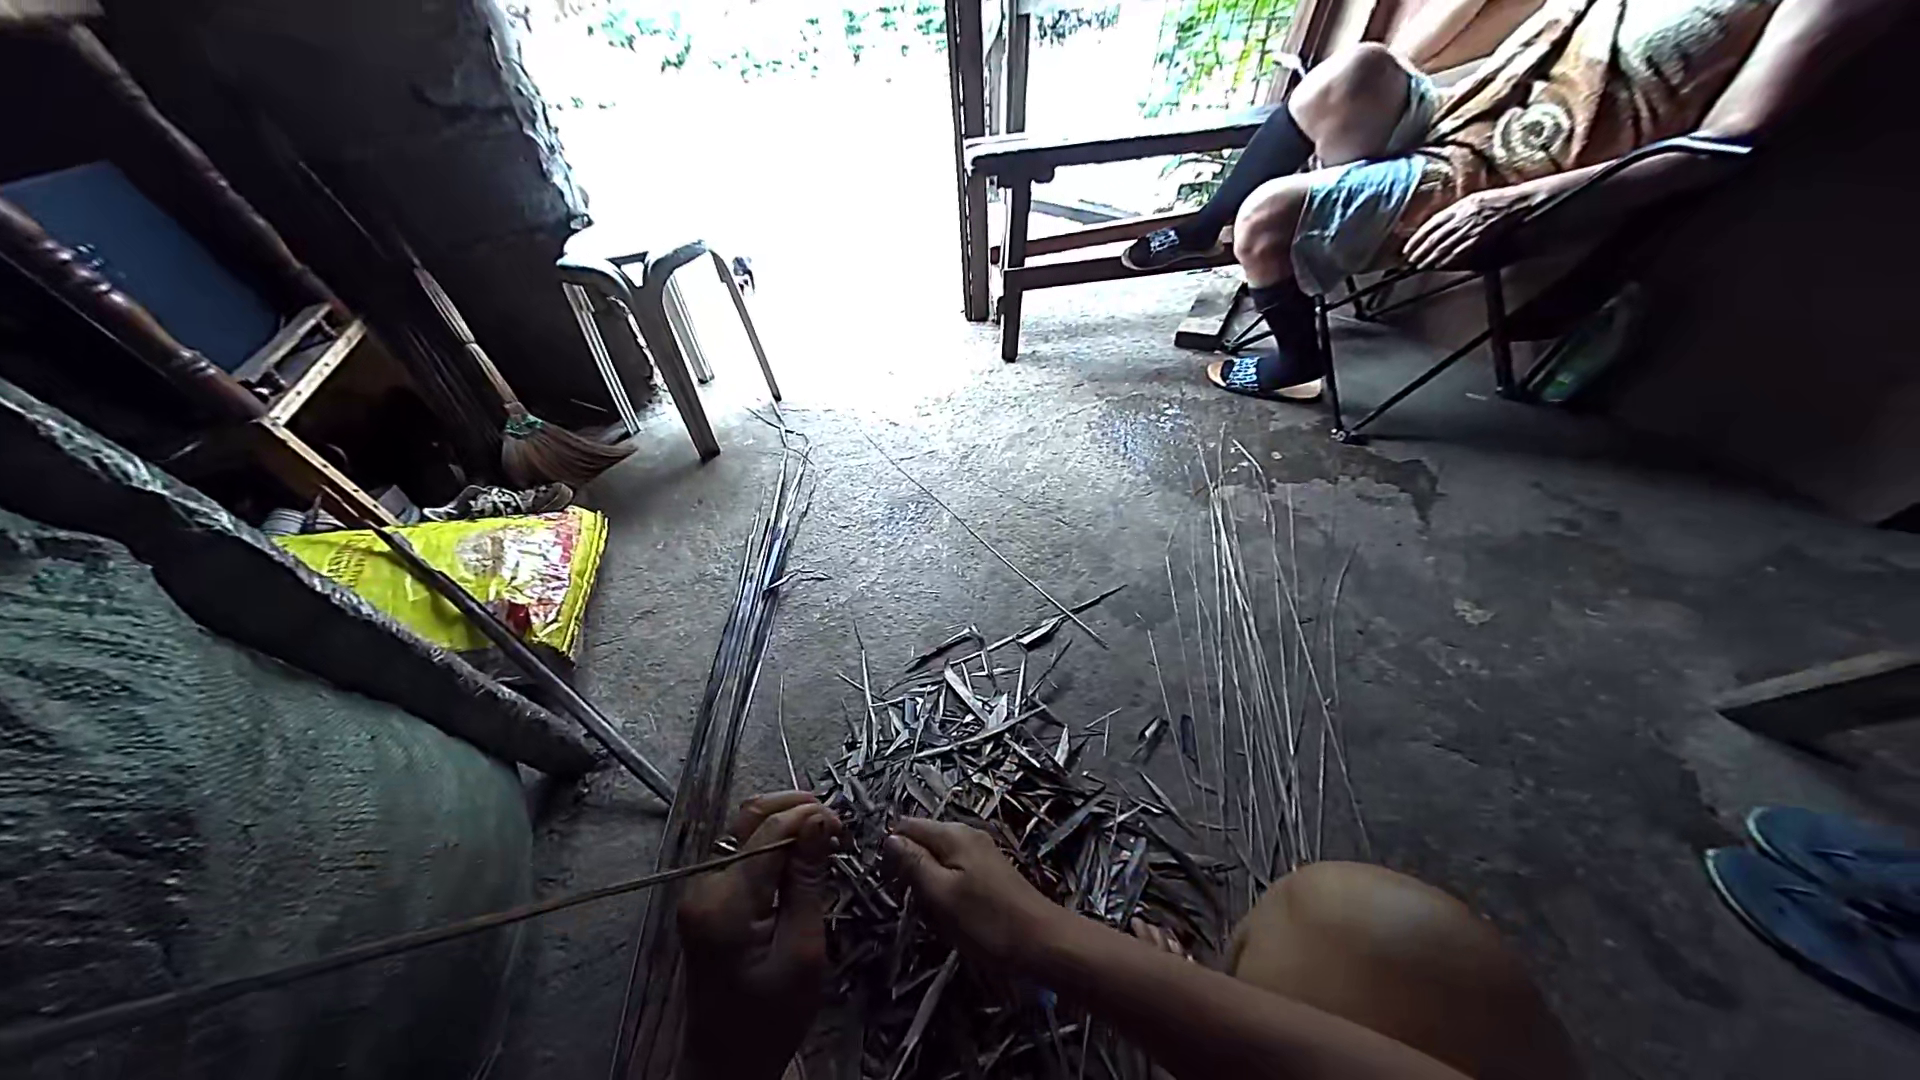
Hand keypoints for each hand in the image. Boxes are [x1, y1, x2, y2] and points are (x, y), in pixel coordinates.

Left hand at [679, 792, 842, 1079]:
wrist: (725, 1066)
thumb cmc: (770, 1019)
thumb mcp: (802, 950)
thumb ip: (808, 880)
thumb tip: (820, 819)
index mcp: (724, 901)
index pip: (769, 830)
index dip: (810, 815)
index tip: (843, 825)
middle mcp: (702, 885)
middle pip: (750, 817)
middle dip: (797, 809)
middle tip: (835, 826)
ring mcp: (699, 888)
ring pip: (746, 827)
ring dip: (787, 823)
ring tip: (823, 837)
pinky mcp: (707, 895)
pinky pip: (743, 849)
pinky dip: (774, 842)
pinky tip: (800, 855)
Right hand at [882, 818, 1061, 967]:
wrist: (1043, 941)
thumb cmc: (987, 921)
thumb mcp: (942, 895)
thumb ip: (914, 863)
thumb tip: (890, 838)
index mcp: (953, 834)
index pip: (908, 826)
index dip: (892, 849)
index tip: (887, 880)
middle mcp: (967, 833)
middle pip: (924, 838)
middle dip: (910, 865)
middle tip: (910, 901)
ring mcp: (981, 851)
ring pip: (939, 855)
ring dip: (927, 879)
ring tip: (928, 909)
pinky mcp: (990, 870)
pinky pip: (955, 868)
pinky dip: (945, 885)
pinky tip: (949, 910)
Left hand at [1403, 187, 1540, 268]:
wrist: (1522, 202)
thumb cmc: (1497, 201)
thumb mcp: (1473, 201)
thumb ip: (1453, 213)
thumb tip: (1433, 228)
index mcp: (1460, 205)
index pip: (1431, 224)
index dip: (1416, 238)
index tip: (1406, 249)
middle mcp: (1463, 216)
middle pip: (1434, 237)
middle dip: (1420, 251)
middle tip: (1409, 261)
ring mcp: (1471, 226)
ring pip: (1444, 246)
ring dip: (1430, 258)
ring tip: (1420, 266)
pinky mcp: (1480, 235)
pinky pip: (1459, 250)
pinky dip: (1447, 258)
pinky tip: (1438, 264)